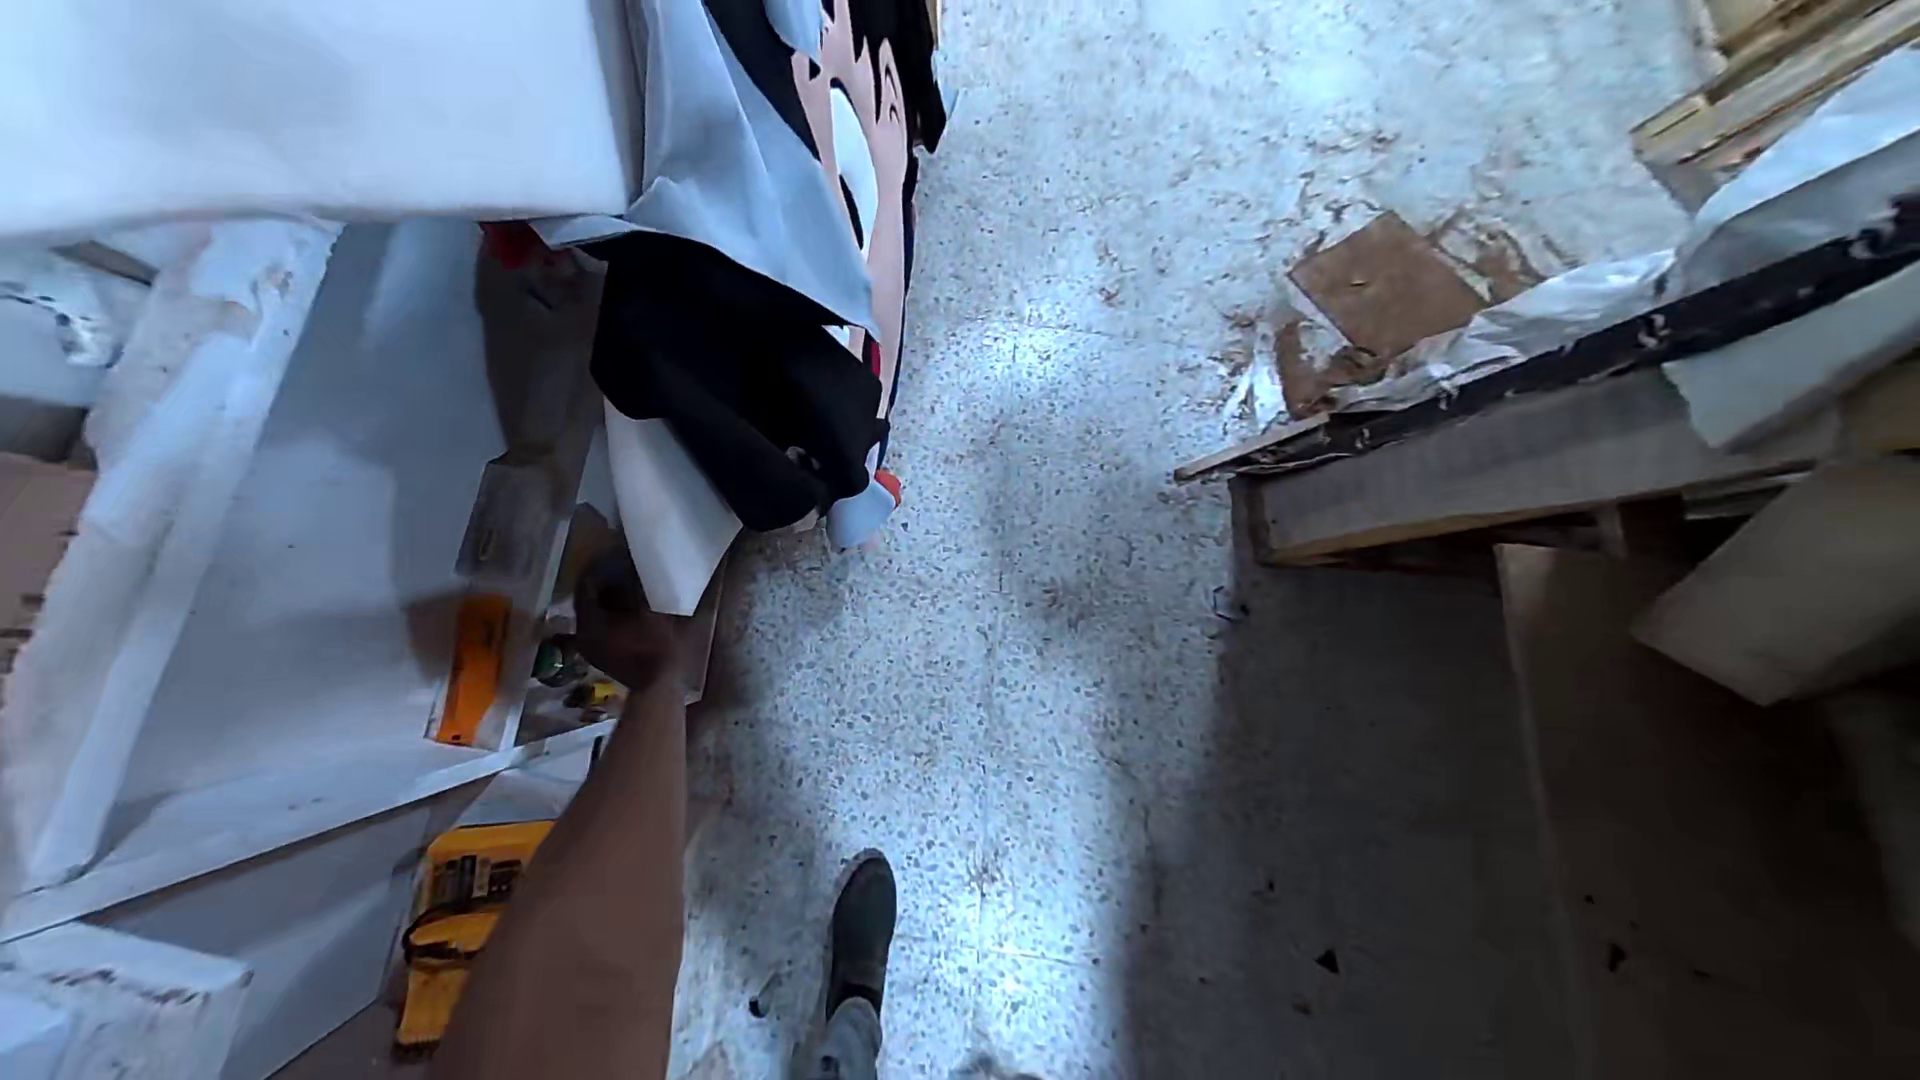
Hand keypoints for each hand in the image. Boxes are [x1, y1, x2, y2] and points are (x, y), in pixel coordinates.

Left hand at [572, 548, 677, 691]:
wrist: (657, 684)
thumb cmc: (652, 647)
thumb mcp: (648, 613)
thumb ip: (635, 591)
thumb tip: (630, 569)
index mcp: (590, 624)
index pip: (585, 589)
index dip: (596, 572)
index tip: (610, 559)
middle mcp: (583, 635)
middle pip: (588, 602)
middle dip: (603, 586)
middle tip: (620, 570)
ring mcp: (591, 647)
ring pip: (594, 615)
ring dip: (608, 601)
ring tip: (627, 588)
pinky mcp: (602, 655)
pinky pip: (600, 627)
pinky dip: (611, 615)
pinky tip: (628, 611)